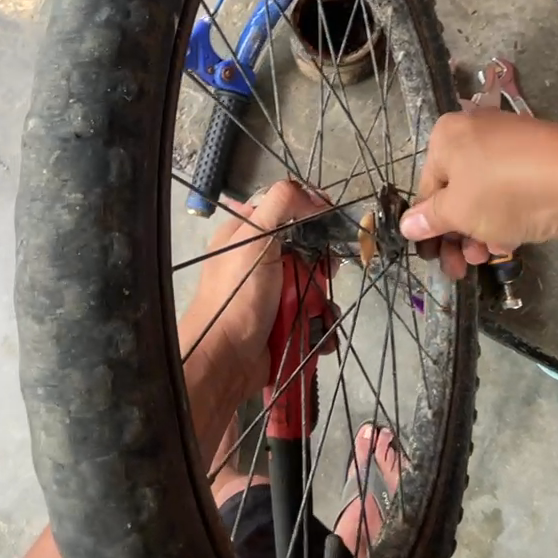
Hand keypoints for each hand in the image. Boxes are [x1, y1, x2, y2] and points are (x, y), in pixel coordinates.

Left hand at [179, 181, 328, 407]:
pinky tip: (323, 329)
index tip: (332, 216)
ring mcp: (272, 293)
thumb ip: (281, 205)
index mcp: (244, 234)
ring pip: (313, 282)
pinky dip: (322, 323)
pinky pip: (314, 314)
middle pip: (305, 247)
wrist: (225, 361)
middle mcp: (259, 260)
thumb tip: (314, 196)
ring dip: (325, 298)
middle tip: (331, 269)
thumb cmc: (237, 295)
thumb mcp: (253, 238)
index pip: (283, 208)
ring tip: (325, 309)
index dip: (310, 209)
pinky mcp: (284, 321)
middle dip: (323, 260)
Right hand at [398, 110, 557, 277]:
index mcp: (446, 135)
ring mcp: (509, 140)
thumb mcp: (459, 213)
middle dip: (458, 232)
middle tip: (463, 266)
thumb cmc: (506, 193)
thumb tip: (407, 224)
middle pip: (456, 189)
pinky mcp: (539, 154)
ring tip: (492, 254)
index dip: (430, 225)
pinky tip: (514, 237)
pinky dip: (507, 212)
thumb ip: (430, 220)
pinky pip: (511, 186)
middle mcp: (474, 130)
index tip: (436, 257)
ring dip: (482, 228)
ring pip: (484, 191)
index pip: (427, 186)